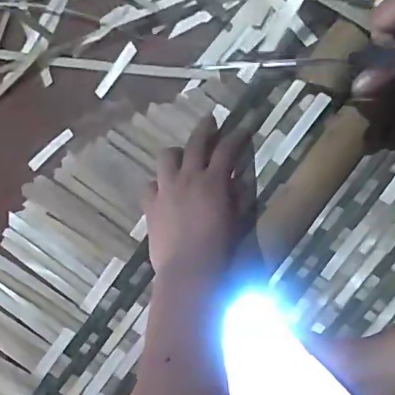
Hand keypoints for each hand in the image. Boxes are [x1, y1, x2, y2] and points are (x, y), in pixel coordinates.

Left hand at [145, 114, 252, 280]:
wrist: (187, 273)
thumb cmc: (218, 252)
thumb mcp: (236, 223)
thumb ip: (236, 199)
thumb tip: (237, 182)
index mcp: (213, 182)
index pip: (228, 149)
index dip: (237, 136)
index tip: (243, 129)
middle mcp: (188, 178)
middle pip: (196, 143)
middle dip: (205, 129)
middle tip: (210, 122)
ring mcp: (166, 190)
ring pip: (167, 157)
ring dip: (176, 152)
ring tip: (181, 155)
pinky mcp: (151, 206)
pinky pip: (150, 185)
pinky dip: (158, 183)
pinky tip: (163, 189)